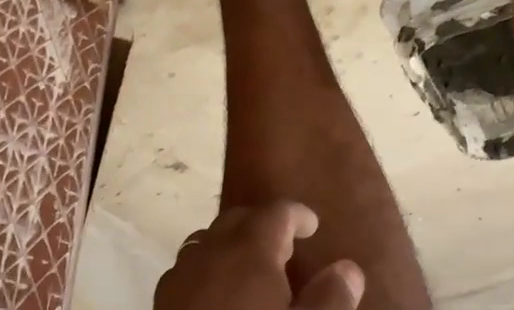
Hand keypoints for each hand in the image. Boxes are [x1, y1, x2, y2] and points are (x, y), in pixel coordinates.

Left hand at [153, 202, 364, 309]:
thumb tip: (348, 268)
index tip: (313, 225)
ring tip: (257, 271)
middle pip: (239, 220)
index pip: (276, 213)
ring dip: (235, 245)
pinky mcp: (165, 297)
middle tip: (289, 246)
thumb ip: (329, 300)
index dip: (297, 215)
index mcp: (250, 249)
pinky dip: (211, 267)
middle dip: (264, 226)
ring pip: (212, 241)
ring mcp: (182, 271)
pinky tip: (222, 296)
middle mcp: (212, 248)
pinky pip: (191, 267)